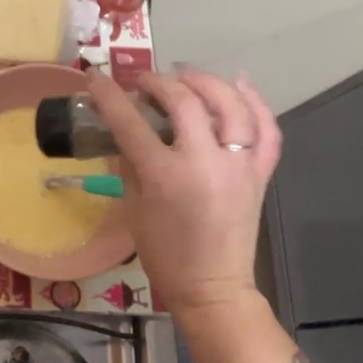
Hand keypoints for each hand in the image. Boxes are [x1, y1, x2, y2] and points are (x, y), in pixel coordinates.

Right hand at [87, 69, 282, 313]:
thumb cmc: (164, 253)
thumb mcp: (133, 207)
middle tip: (143, 81)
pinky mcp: (260, 174)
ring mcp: (239, 166)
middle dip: (159, 82)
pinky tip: (240, 84)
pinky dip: (256, 102)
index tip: (95, 79)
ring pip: (231, 106)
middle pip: (185, 102)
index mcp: (166, 175)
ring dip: (207, 82)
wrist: (212, 287)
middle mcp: (205, 162)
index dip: (109, 96)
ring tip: (186, 74)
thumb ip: (129, 163)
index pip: (131, 122)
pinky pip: (267, 130)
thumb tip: (124, 130)